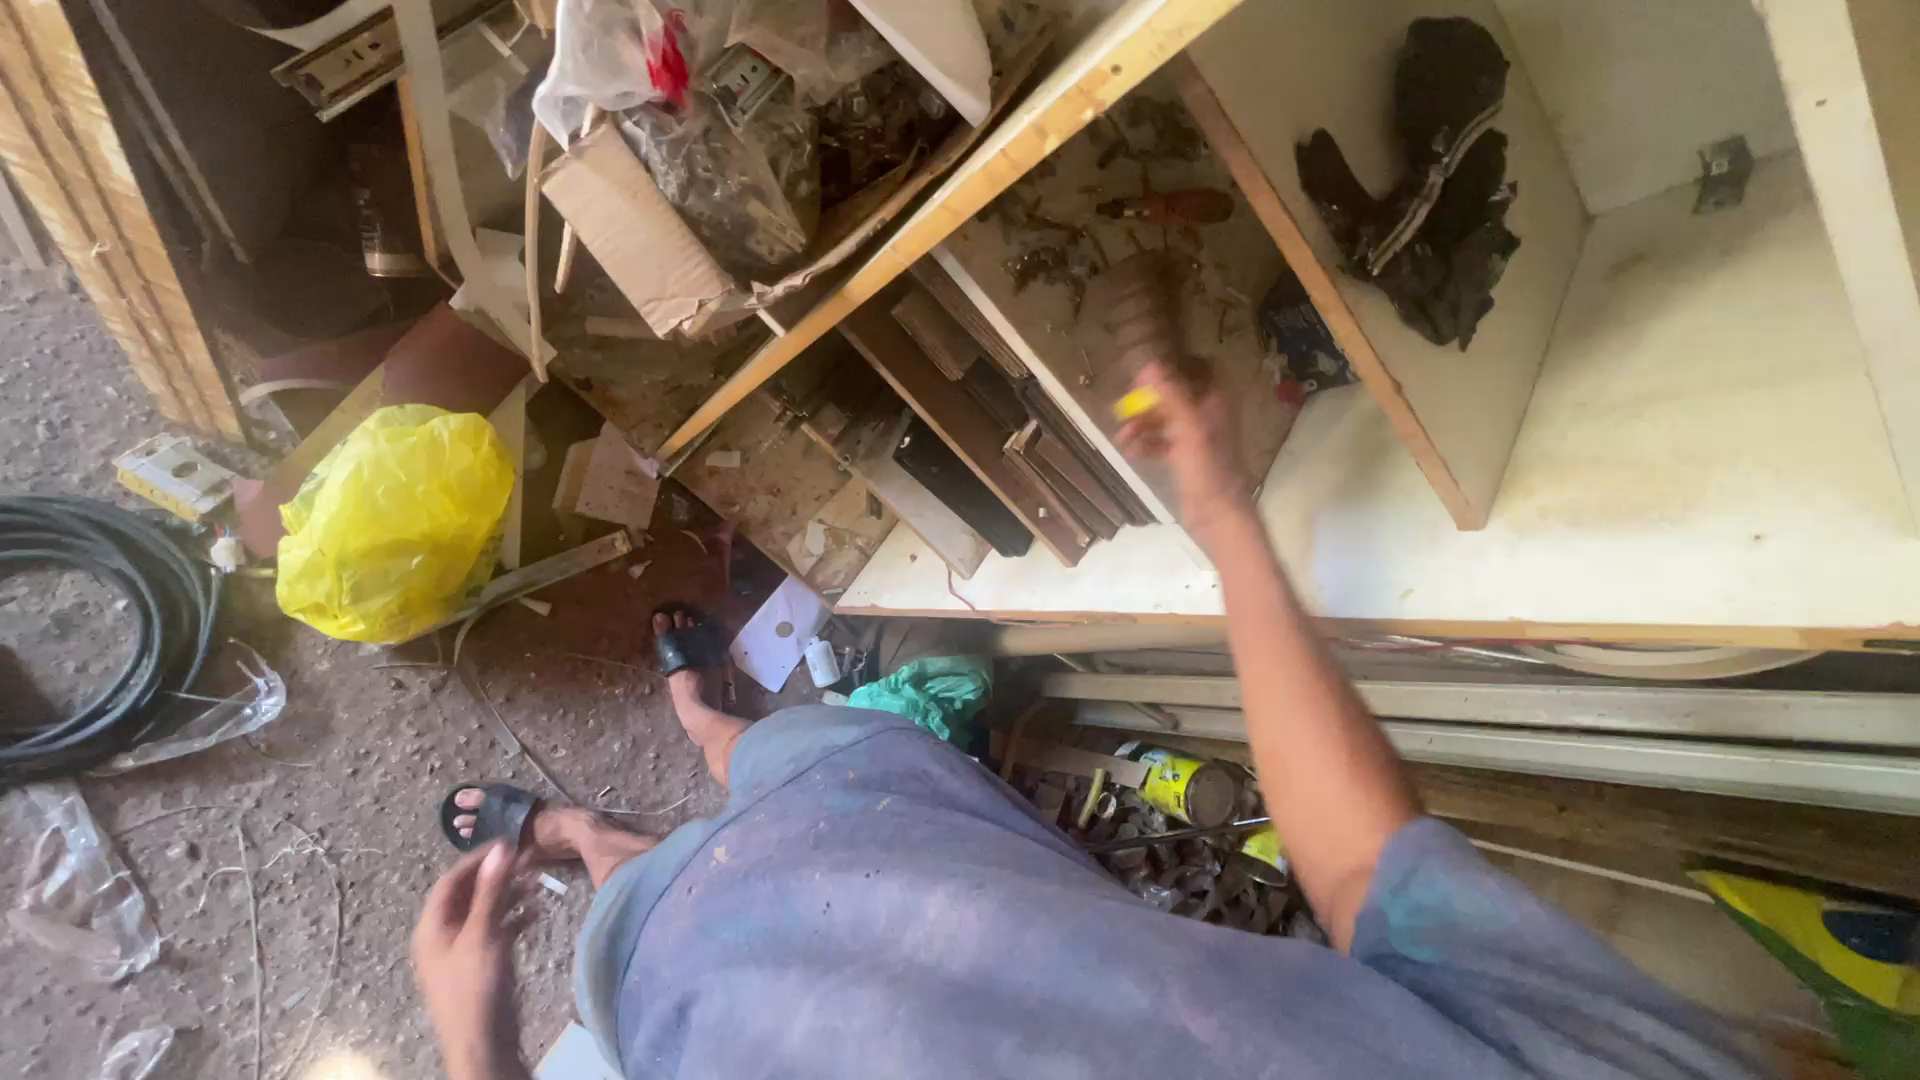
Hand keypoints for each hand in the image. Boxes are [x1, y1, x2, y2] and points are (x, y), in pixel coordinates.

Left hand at [412, 842, 533, 1079]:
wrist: (483, 1040)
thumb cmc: (475, 984)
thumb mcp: (482, 933)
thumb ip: (491, 890)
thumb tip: (500, 849)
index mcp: (432, 928)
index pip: (450, 881)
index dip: (477, 860)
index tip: (509, 843)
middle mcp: (443, 934)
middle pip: (469, 894)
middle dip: (499, 875)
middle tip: (531, 859)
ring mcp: (462, 948)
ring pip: (486, 909)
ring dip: (510, 894)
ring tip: (539, 883)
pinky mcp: (482, 960)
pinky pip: (497, 928)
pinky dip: (515, 916)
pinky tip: (537, 912)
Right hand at [1116, 362, 1254, 545]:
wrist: (1218, 515)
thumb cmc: (1208, 471)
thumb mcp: (1189, 429)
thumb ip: (1170, 397)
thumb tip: (1148, 366)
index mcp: (1214, 404)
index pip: (1192, 373)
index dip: (1167, 374)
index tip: (1141, 379)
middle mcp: (1205, 416)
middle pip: (1172, 398)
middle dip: (1146, 403)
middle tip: (1124, 411)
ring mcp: (1194, 439)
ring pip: (1163, 421)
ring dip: (1142, 425)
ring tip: (1123, 437)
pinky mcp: (1183, 459)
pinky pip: (1160, 443)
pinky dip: (1145, 444)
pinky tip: (1130, 451)